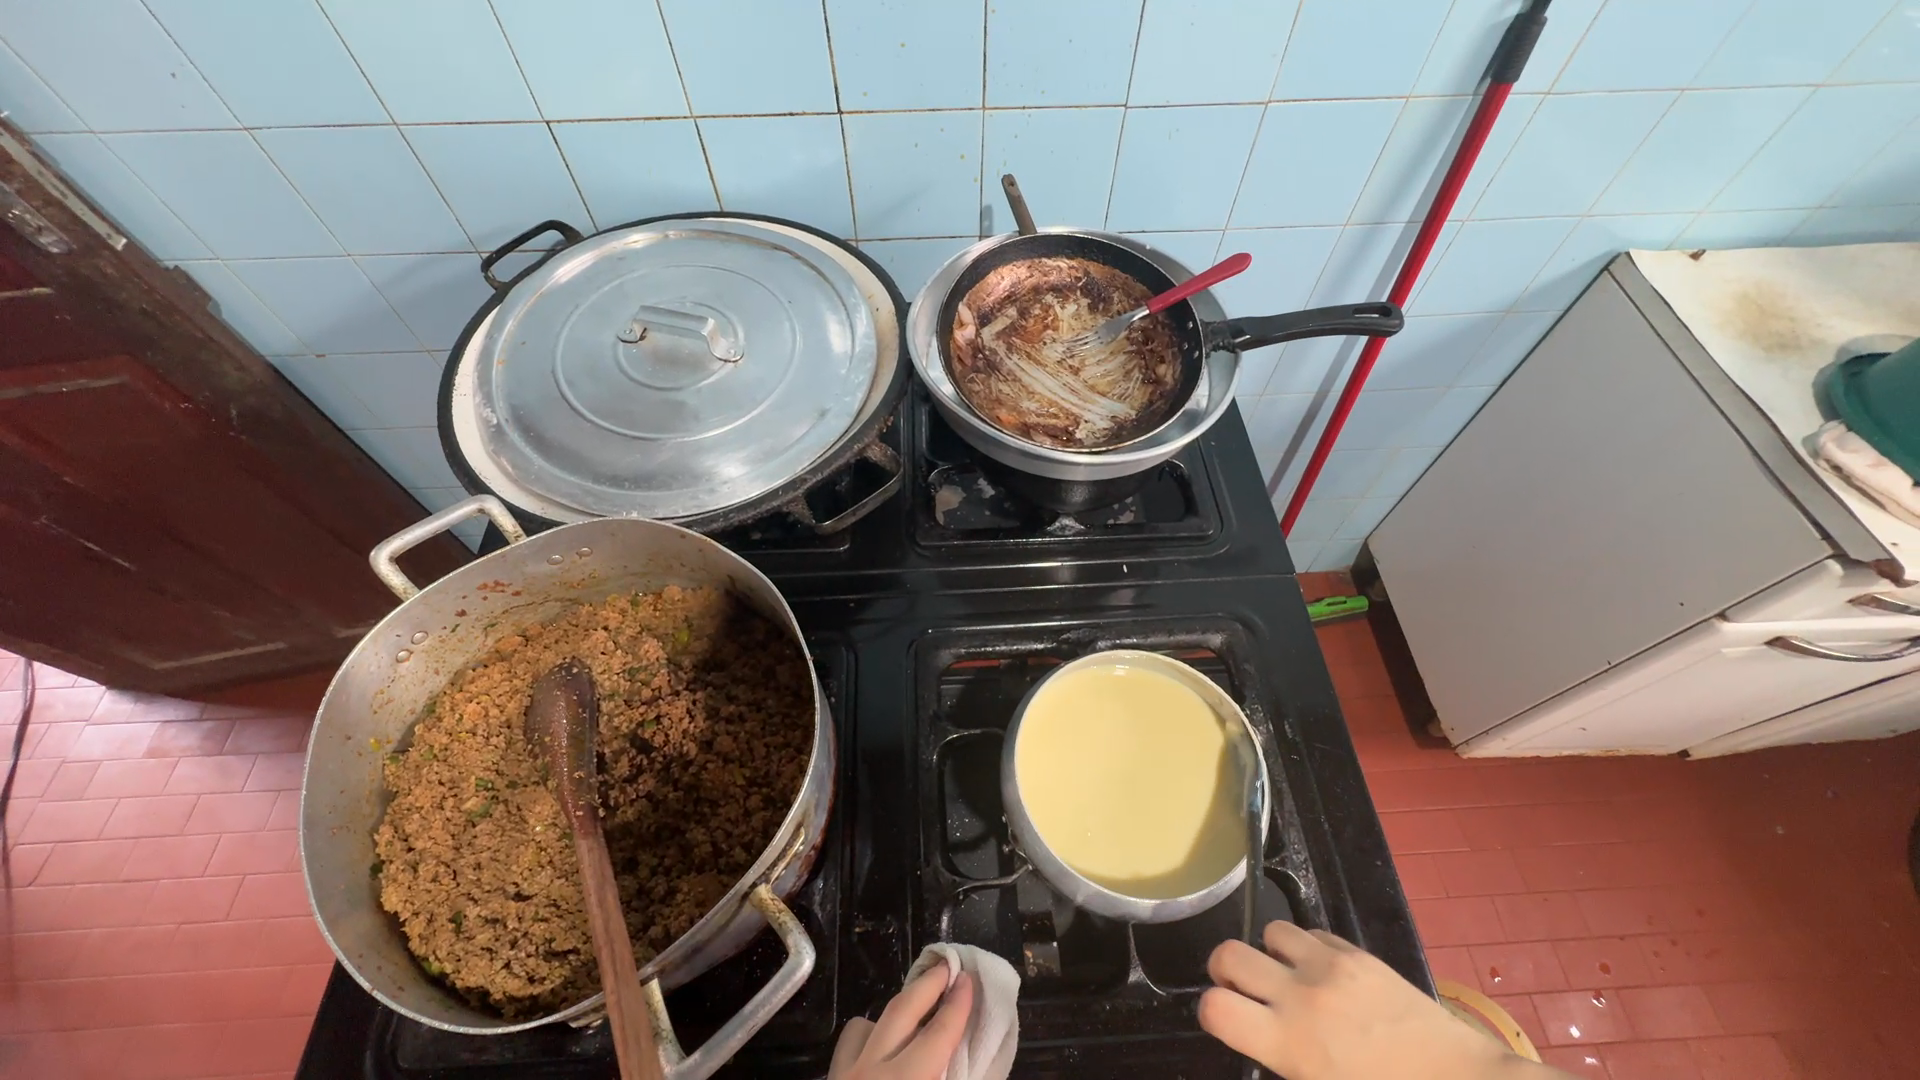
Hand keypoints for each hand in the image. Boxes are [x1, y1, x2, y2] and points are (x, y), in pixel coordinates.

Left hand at [828, 966, 975, 1079]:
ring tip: (916, 1009)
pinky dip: (866, 1038)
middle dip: (927, 984)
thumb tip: (953, 1057)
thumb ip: (945, 1074)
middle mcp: (872, 1069)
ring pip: (866, 1024)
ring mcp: (845, 1072)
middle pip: (901, 1011)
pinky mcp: (830, 1077)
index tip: (967, 978)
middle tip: (947, 966)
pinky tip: (880, 1048)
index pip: (938, 1034)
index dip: (957, 1004)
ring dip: (893, 1014)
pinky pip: (848, 1046)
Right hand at [1202, 922, 1554, 1079]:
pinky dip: (1307, 949)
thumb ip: (1283, 1064)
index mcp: (1288, 1044)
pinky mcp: (1358, 954)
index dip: (1210, 1012)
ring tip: (1288, 977)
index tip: (1226, 1021)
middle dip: (1225, 971)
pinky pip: (1313, 933)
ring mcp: (1330, 968)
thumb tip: (1260, 1042)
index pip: (1214, 1008)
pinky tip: (1325, 975)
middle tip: (1242, 989)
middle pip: (1228, 954)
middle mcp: (1300, 996)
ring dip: (1269, 954)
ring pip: (1270, 932)